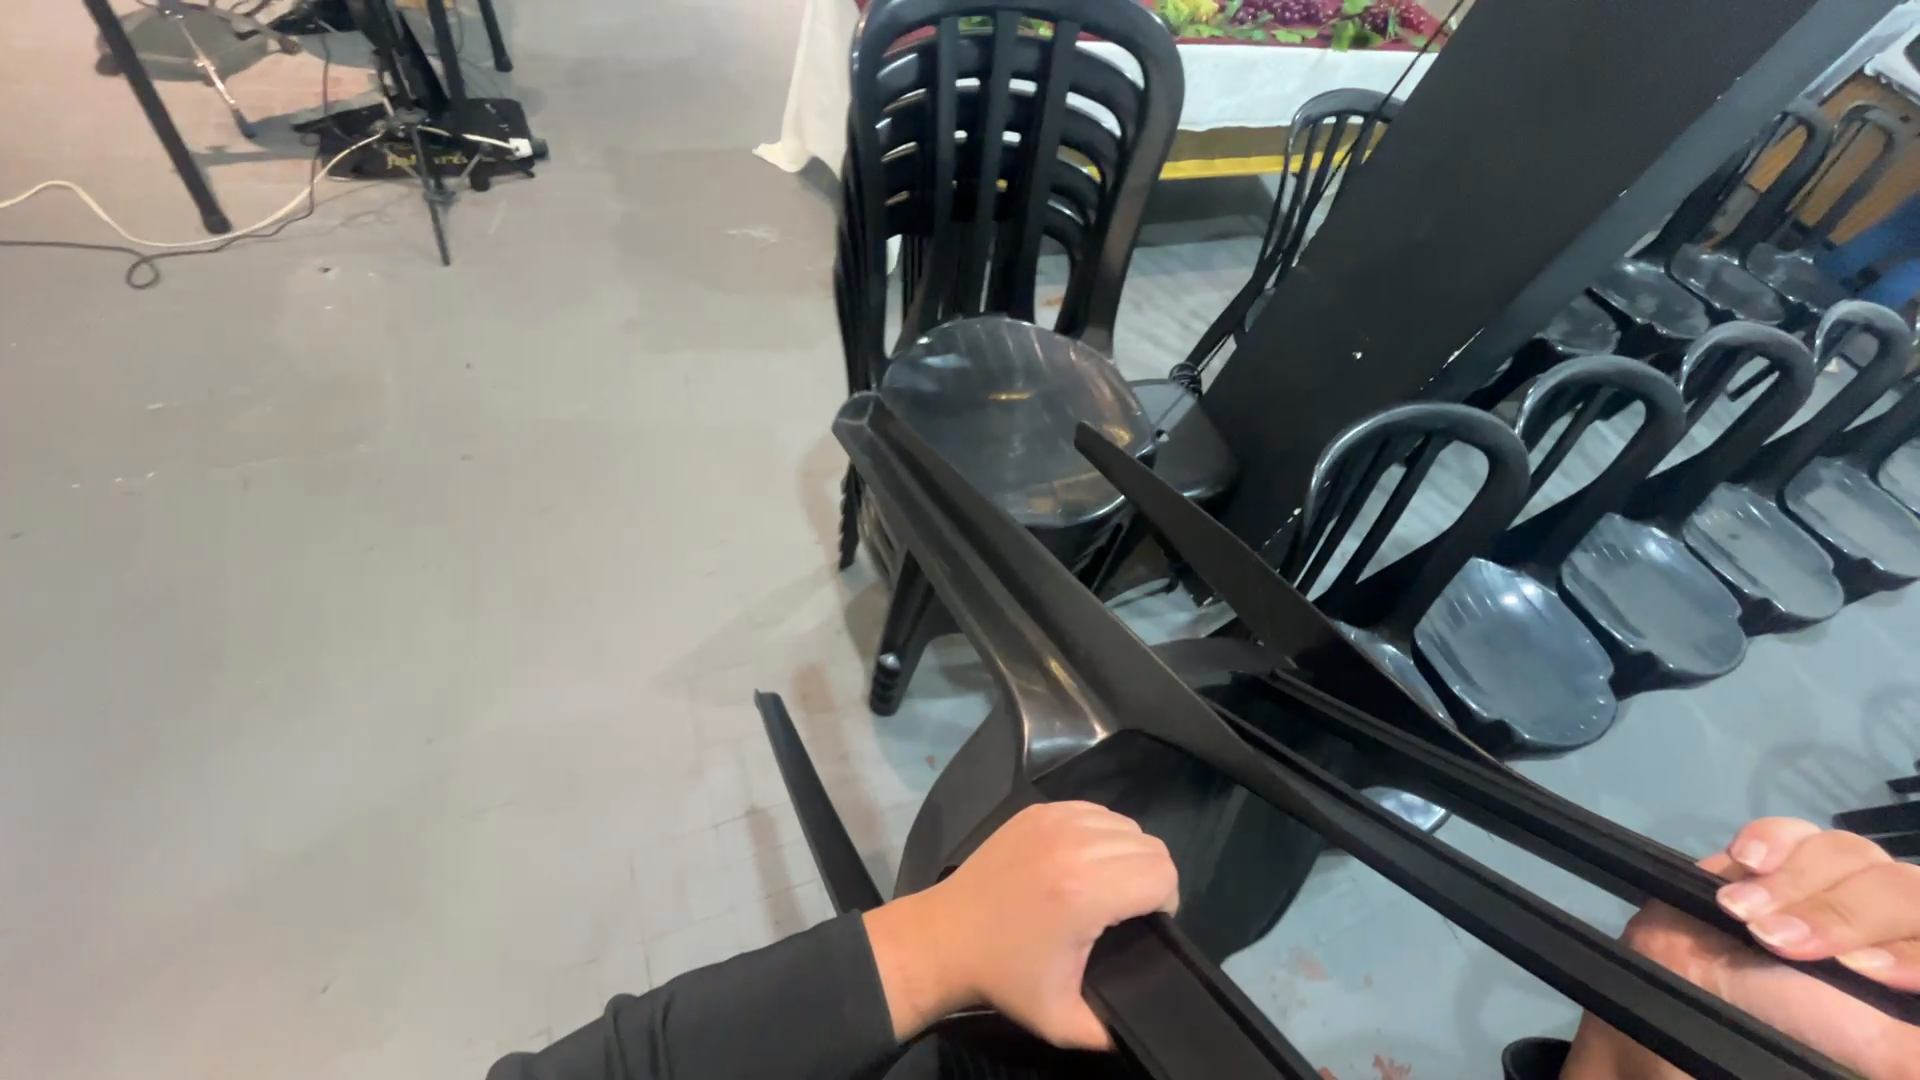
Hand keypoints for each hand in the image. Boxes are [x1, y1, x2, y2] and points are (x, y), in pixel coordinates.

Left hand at [861, 801, 1179, 1049]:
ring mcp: (1052, 819)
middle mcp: (1074, 844)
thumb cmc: (1005, 975)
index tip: (1145, 924)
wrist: (946, 935)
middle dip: (1150, 878)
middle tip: (1127, 908)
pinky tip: (1083, 860)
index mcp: (1086, 891)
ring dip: (1126, 852)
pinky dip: (1100, 832)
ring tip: (1105, 883)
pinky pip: (1093, 810)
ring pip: (1124, 823)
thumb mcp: (1064, 1020)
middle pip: (1150, 845)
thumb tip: (1147, 1019)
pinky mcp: (1037, 810)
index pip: (1162, 874)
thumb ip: (1114, 1027)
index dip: (1166, 903)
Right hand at [1561, 818, 1919, 1079]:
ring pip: (1848, 852)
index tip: (1864, 972)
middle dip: (1839, 915)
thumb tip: (1918, 1014)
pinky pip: (1791, 827)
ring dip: (1792, 886)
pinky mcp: (1776, 853)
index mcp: (1917, 959)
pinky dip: (1770, 840)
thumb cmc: (1791, 1024)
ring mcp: (1834, 879)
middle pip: (1902, 886)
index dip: (1907, 945)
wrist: (1691, 984)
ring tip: (1742, 913)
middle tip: (1780, 942)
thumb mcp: (1888, 1054)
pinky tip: (1747, 861)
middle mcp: (1894, 918)